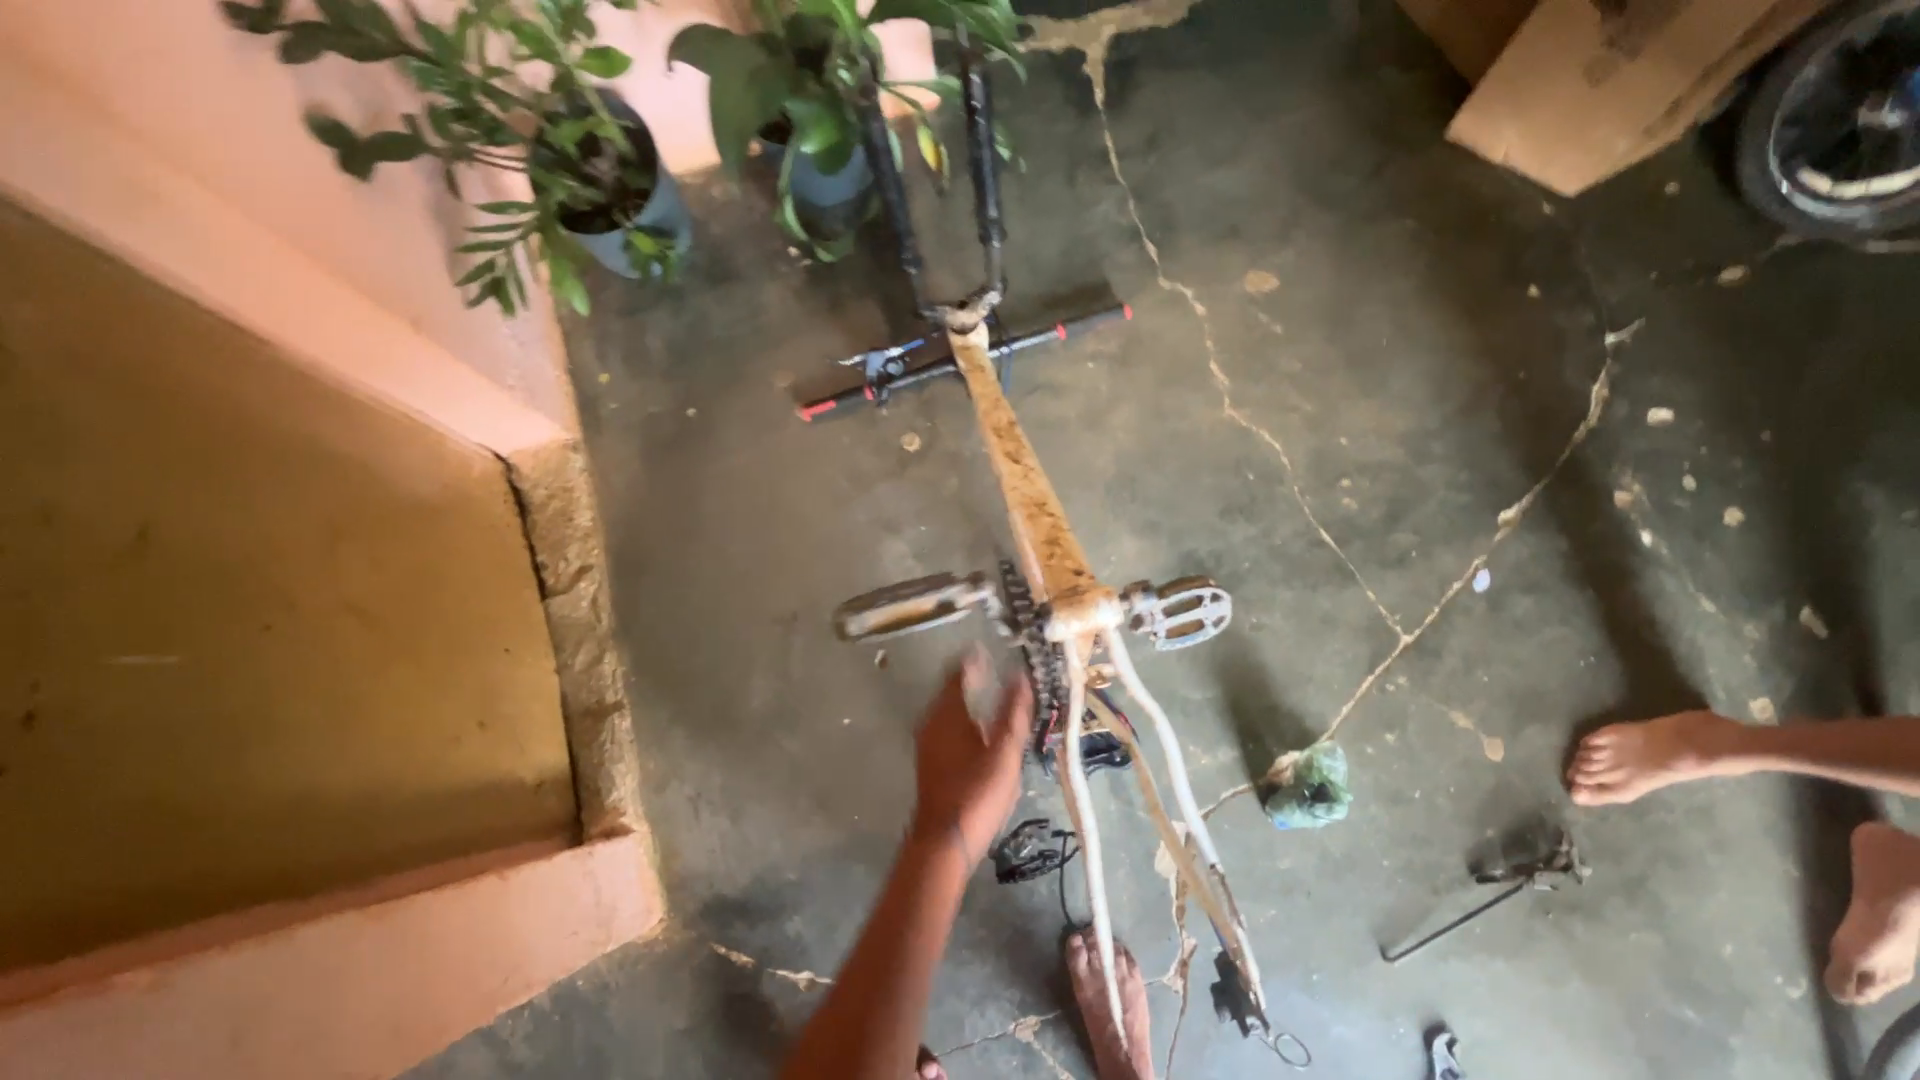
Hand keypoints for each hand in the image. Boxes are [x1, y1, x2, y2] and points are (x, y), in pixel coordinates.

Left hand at [910, 647, 1032, 865]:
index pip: (958, 672)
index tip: (988, 647)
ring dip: (966, 698)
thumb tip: (1021, 675)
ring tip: (989, 694)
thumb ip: (1014, 712)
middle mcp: (931, 721)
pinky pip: (945, 726)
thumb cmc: (977, 793)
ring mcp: (927, 743)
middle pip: (950, 689)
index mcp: (948, 713)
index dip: (973, 658)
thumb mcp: (1004, 752)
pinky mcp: (930, 761)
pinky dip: (961, 718)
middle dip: (970, 676)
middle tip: (992, 668)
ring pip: (946, 709)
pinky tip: (977, 730)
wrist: (944, 841)